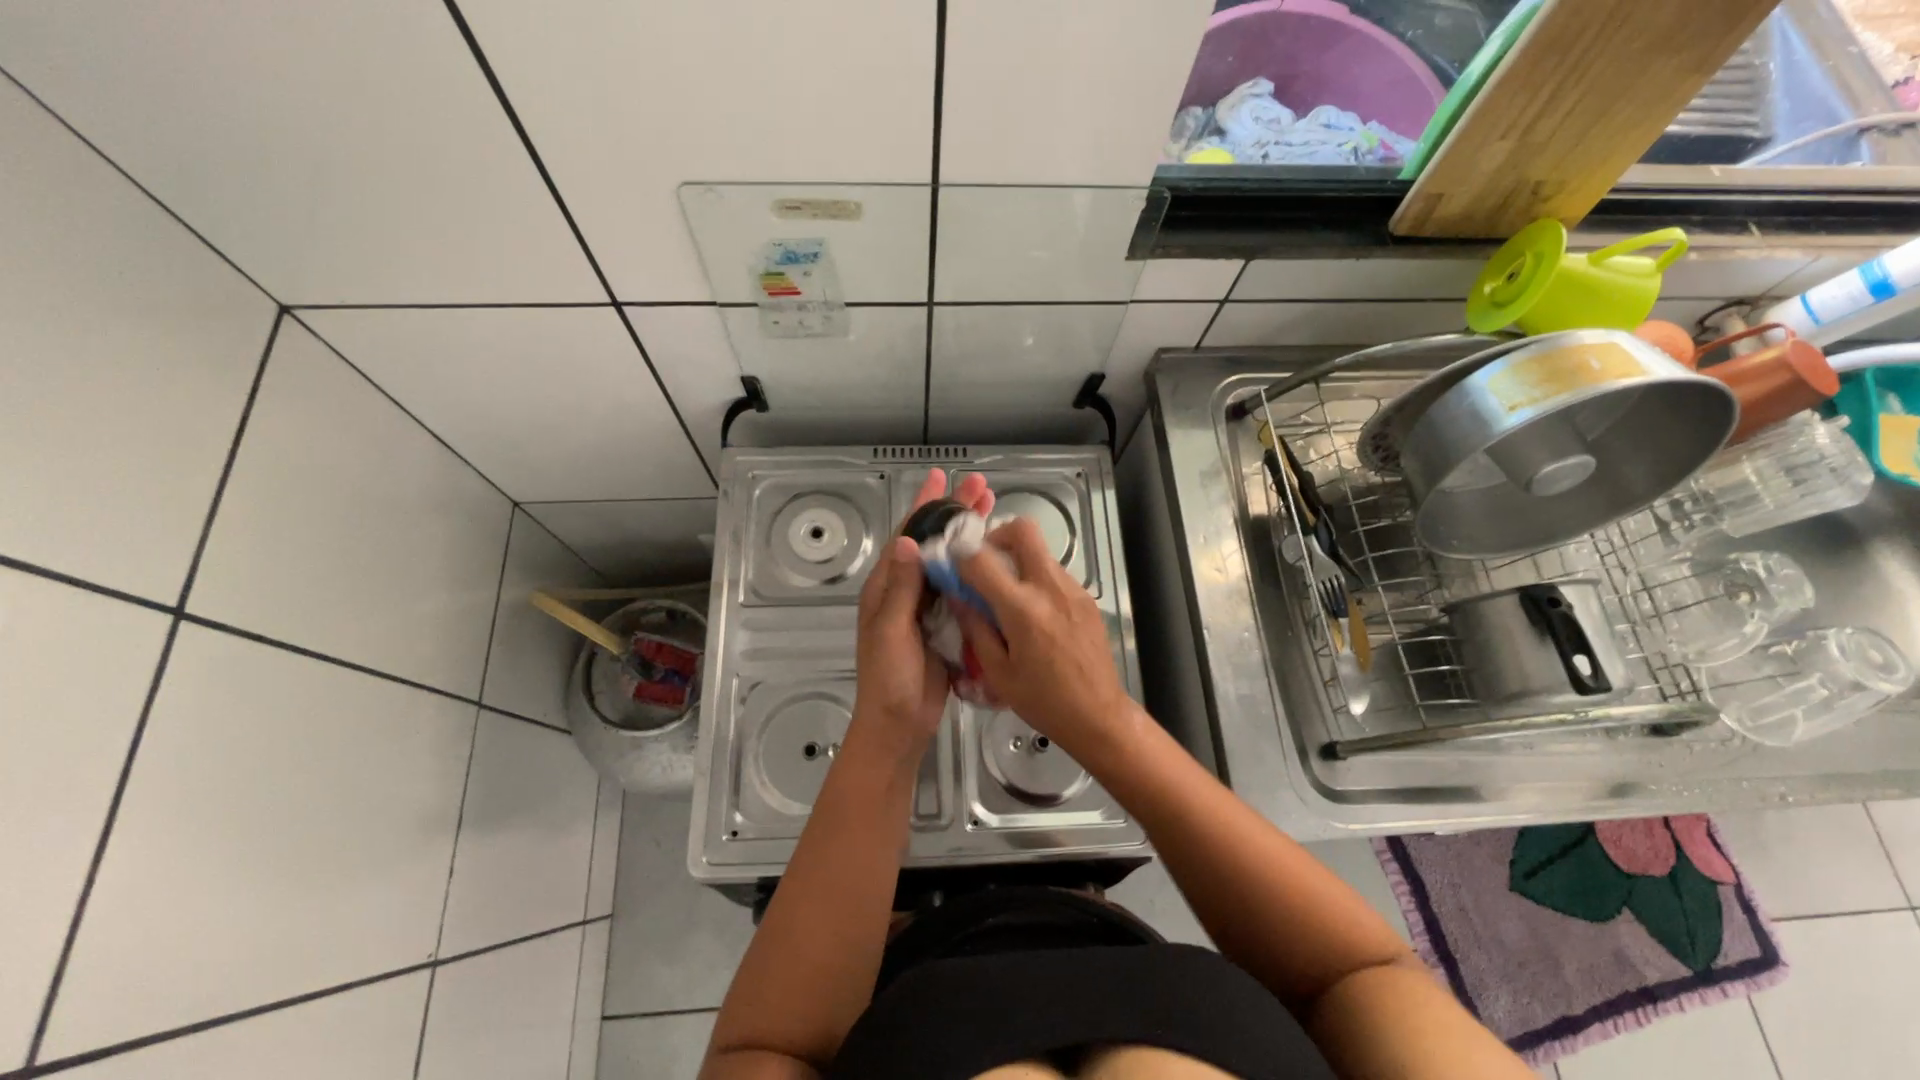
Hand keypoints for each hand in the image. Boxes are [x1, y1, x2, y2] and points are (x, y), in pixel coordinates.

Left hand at [850, 469, 993, 750]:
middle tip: (981, 486)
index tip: (941, 476)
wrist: (899, 724)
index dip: (925, 505)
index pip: (907, 536)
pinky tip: (994, 558)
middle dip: (954, 513)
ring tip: (992, 510)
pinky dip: (975, 569)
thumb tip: (908, 539)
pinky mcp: (945, 625)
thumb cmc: (888, 678)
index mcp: (887, 587)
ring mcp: (926, 608)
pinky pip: (960, 589)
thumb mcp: (890, 630)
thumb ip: (901, 588)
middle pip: (931, 543)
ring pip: (948, 563)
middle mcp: (905, 591)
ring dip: (967, 537)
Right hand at [953, 518, 1138, 763]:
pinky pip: (1056, 574)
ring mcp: (1074, 590)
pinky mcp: (1087, 599)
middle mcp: (1050, 589)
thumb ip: (975, 628)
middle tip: (986, 563)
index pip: (981, 560)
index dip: (959, 555)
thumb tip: (958, 596)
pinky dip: (1038, 580)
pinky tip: (1034, 614)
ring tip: (1008, 595)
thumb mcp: (997, 672)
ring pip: (1041, 551)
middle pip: (1023, 530)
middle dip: (998, 536)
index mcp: (1022, 610)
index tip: (950, 561)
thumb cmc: (1042, 701)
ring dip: (1019, 561)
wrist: (1097, 715)